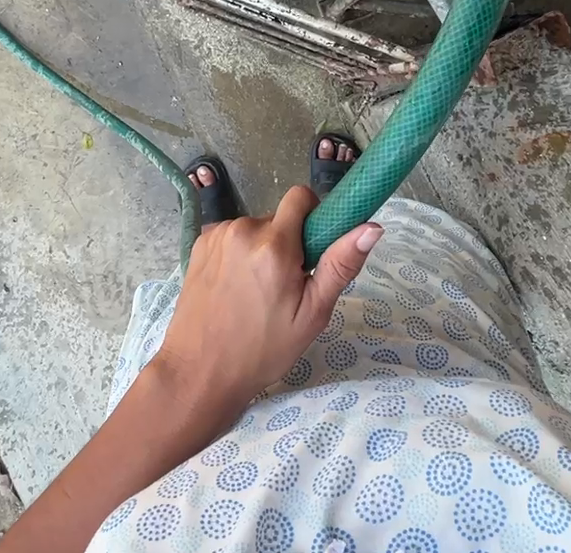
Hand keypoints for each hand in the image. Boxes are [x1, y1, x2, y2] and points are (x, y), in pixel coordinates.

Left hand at [151, 186, 382, 420]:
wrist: (199, 373)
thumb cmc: (262, 350)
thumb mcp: (311, 315)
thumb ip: (340, 265)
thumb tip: (371, 228)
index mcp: (274, 244)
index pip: (300, 197)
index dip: (312, 217)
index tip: (312, 250)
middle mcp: (243, 229)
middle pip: (278, 219)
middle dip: (287, 243)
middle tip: (284, 287)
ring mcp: (217, 235)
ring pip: (254, 229)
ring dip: (262, 250)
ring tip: (255, 293)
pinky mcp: (199, 244)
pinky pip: (232, 237)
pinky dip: (238, 255)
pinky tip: (233, 289)